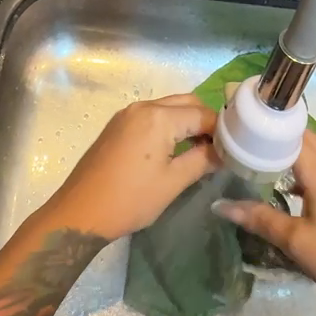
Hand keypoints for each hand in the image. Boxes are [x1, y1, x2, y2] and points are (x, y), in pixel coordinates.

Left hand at [37, 94, 218, 240]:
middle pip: (186, 103)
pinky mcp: (118, 124)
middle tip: (220, 148)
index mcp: (159, 117)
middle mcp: (143, 106)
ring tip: (201, 150)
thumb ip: (202, 160)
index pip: (202, 114)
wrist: (80, 212)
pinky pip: (152, 115)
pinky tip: (175, 148)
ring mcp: (128, 113)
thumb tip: (223, 152)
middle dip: (206, 121)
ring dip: (187, 122)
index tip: (235, 148)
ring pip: (169, 107)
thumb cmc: (130, 199)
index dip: (222, 130)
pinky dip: (169, 125)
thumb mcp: (173, 182)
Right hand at [212, 130, 315, 315]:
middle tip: (245, 142)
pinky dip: (306, 169)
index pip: (289, 133)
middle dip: (276, 136)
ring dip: (292, 153)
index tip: (239, 126)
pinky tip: (291, 188)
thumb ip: (259, 219)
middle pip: (304, 139)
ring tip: (262, 161)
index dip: (264, 126)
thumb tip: (220, 205)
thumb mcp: (295, 242)